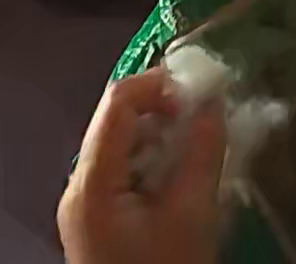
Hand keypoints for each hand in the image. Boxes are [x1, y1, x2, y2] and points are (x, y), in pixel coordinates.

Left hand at [58, 69, 225, 263]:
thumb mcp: (192, 212)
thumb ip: (204, 146)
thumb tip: (214, 95)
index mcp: (92, 182)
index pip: (119, 100)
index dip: (161, 83)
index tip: (200, 94)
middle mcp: (81, 183)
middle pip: (120, 114)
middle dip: (166, 105)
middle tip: (206, 115)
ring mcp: (88, 199)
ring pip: (127, 134)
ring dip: (166, 127)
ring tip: (199, 141)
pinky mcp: (102, 212)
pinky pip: (129, 159)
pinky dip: (159, 149)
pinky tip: (184, 166)